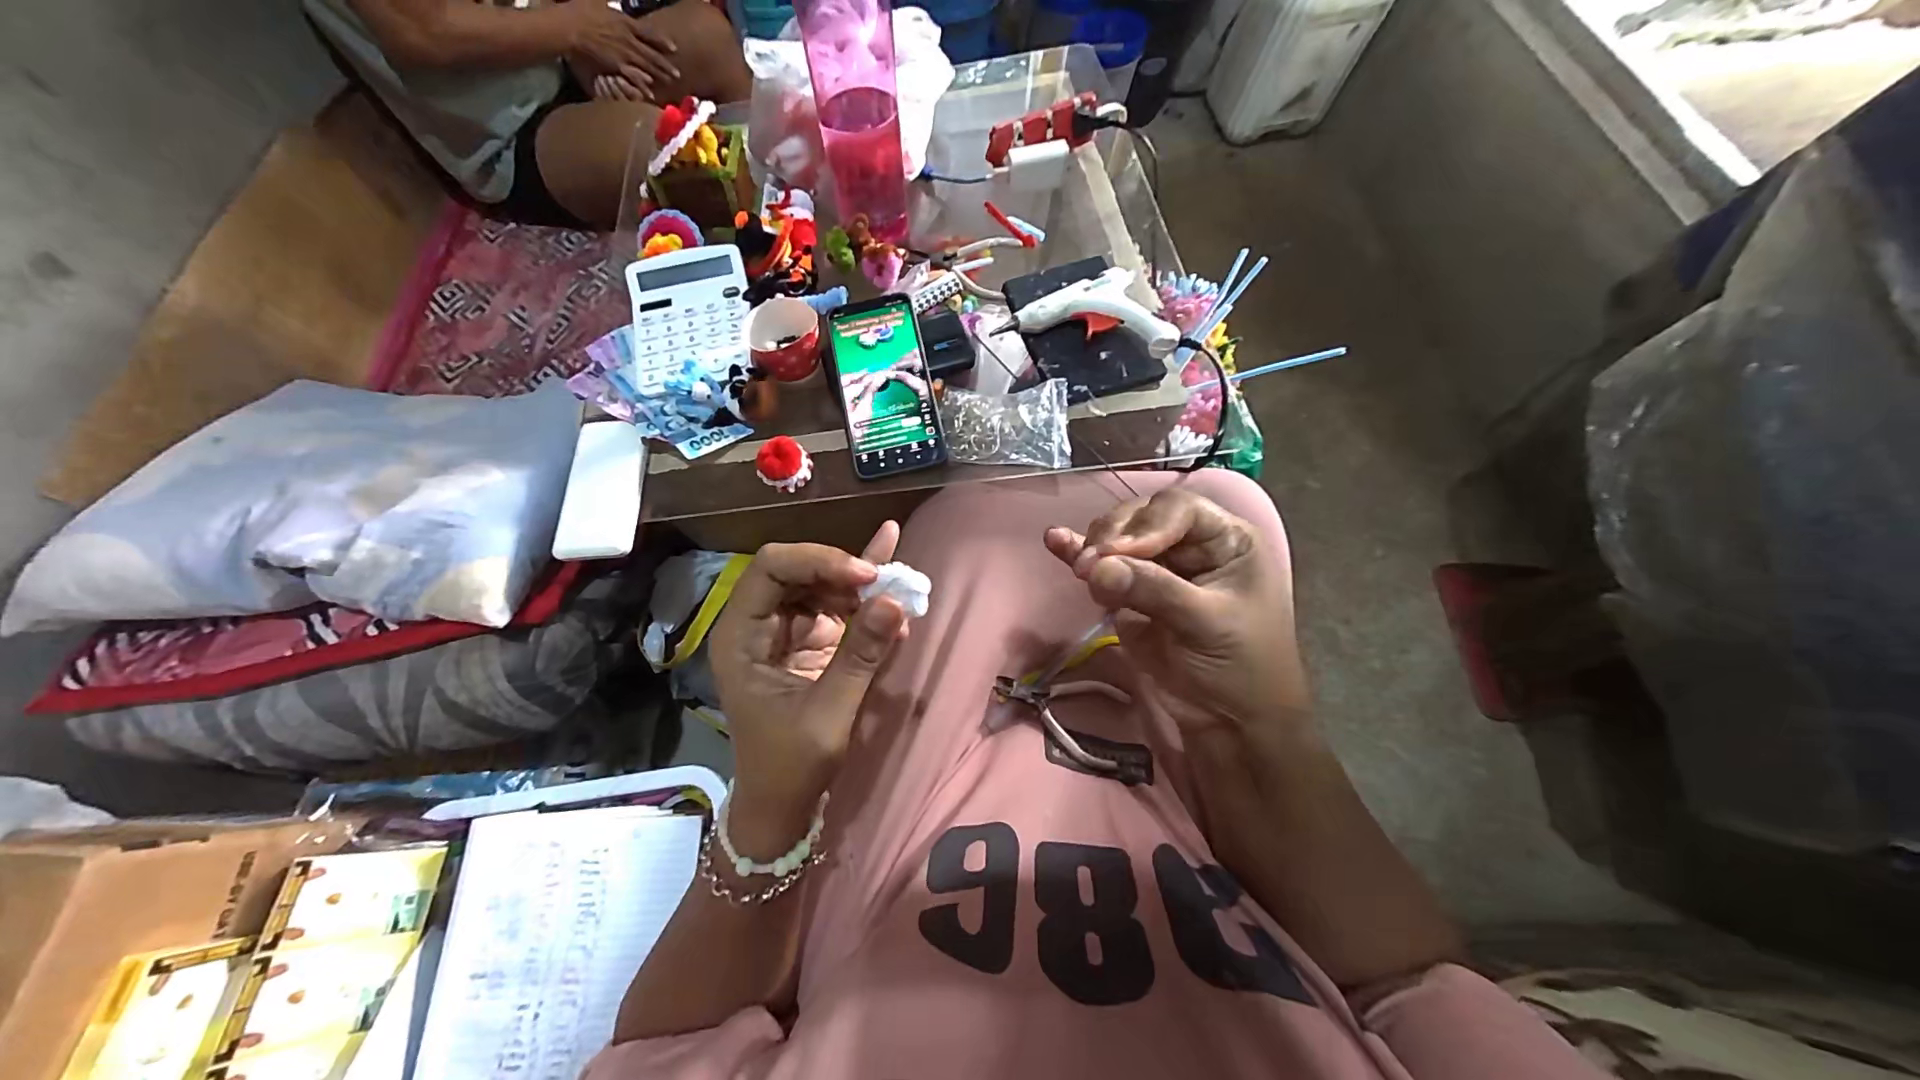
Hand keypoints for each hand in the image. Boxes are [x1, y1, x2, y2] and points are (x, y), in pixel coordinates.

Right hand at [558, 3, 678, 98]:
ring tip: (671, 82)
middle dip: (666, 64)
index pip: (649, 33)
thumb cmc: (580, 10)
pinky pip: (634, 77)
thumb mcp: (598, 0)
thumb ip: (610, 1)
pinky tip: (651, 92)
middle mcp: (628, 39)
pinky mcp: (616, 65)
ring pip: (647, 66)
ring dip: (660, 75)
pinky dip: (643, 84)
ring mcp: (623, 54)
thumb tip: (615, 0)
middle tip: (678, 74)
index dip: (663, 41)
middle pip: (652, 54)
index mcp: (625, 22)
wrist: (569, 26)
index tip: (674, 48)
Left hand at [708, 525, 908, 850]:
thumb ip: (860, 656)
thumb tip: (896, 601)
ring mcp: (786, 632)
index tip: (865, 577)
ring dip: (859, 583)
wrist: (782, 805)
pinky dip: (865, 603)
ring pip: (820, 585)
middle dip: (842, 569)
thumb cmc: (790, 765)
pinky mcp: (811, 644)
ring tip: (900, 578)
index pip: (772, 568)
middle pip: (797, 570)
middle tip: (888, 578)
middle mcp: (758, 624)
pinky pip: (837, 610)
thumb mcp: (828, 714)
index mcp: (741, 636)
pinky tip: (894, 586)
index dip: (819, 561)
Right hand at [1045, 488, 1307, 732]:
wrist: (1231, 722)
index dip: (1146, 526)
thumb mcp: (1207, 624)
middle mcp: (1190, 545)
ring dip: (1094, 549)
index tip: (1118, 554)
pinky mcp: (1130, 593)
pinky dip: (1078, 554)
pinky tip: (1055, 540)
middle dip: (1113, 538)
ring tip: (1081, 570)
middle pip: (1141, 518)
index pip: (1179, 511)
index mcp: (1226, 539)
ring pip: (1116, 539)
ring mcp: (1158, 568)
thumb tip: (1096, 568)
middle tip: (1089, 566)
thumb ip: (1154, 591)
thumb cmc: (1241, 668)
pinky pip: (1102, 566)